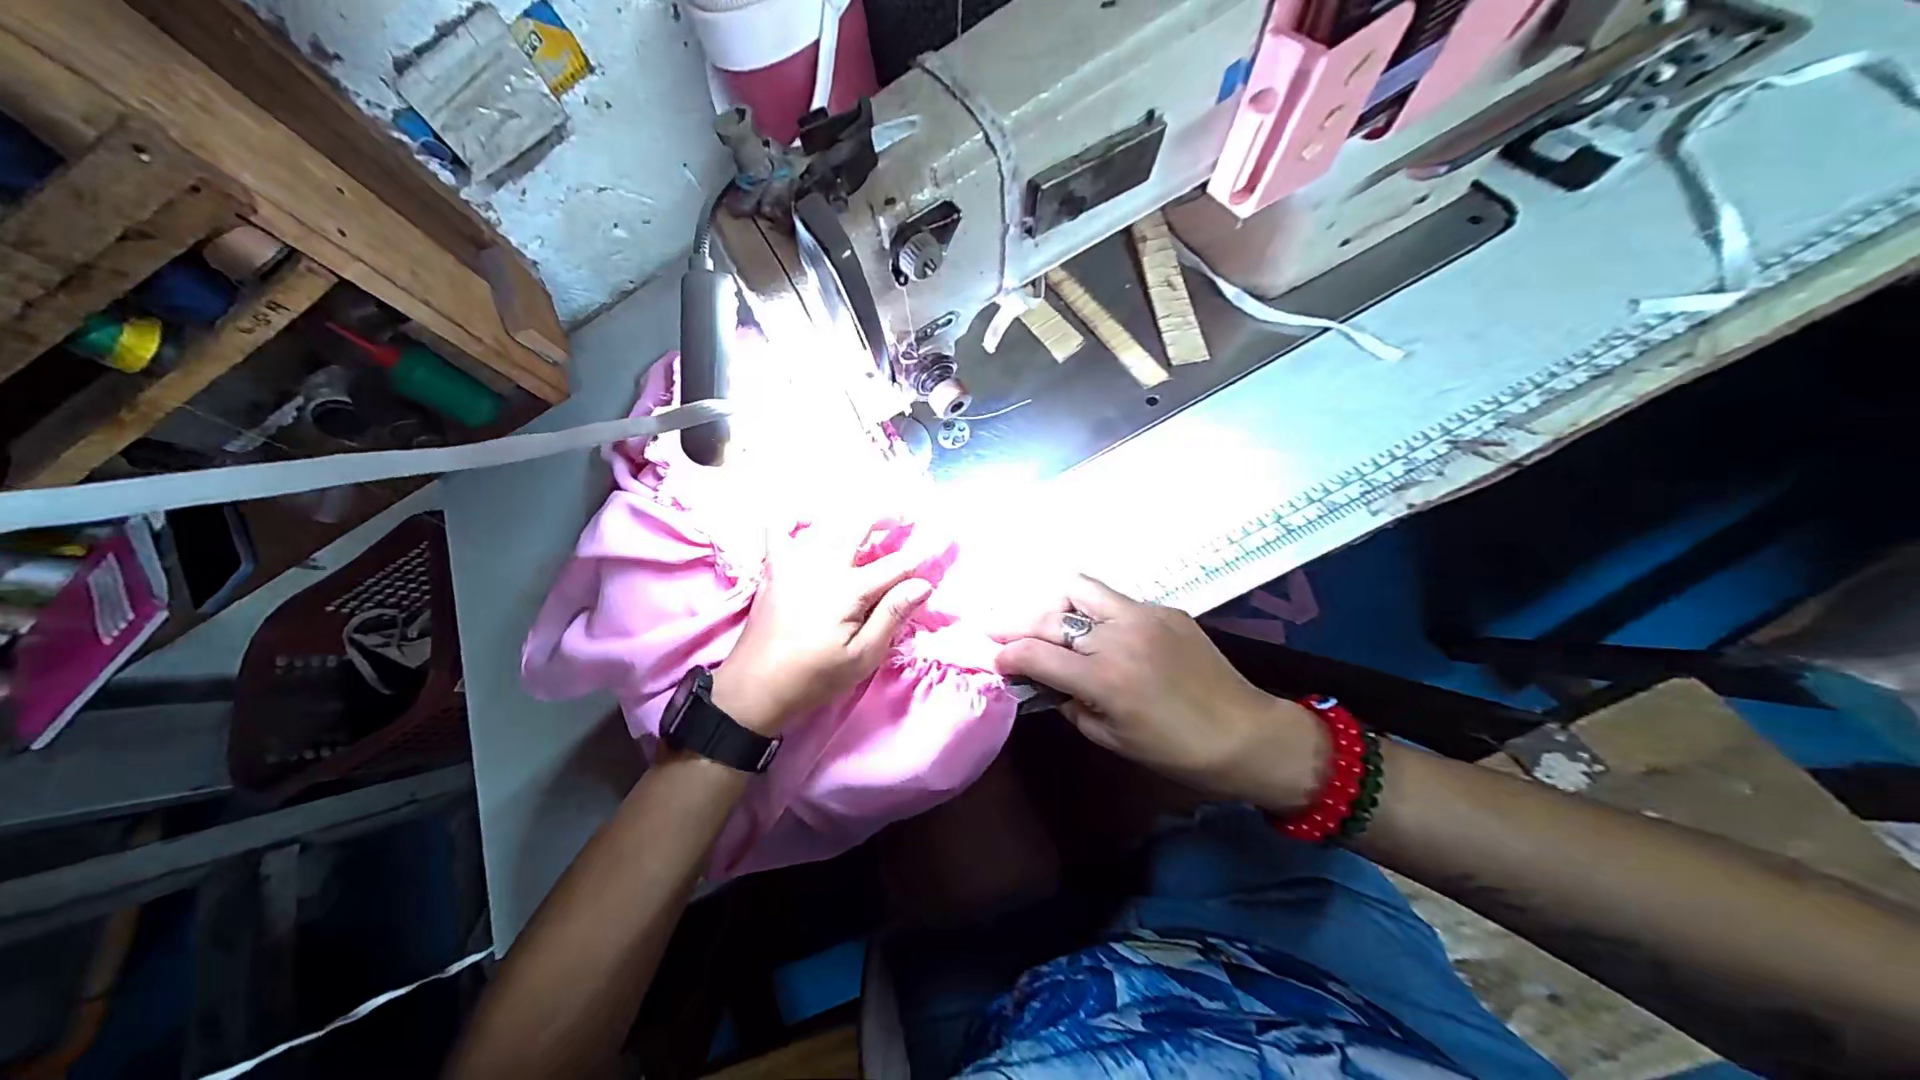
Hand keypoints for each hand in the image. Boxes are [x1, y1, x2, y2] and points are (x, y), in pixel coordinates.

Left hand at [711, 518, 933, 734]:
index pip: (897, 564)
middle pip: (860, 524)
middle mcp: (822, 565)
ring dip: (852, 512)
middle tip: (907, 516)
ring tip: (869, 516)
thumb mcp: (862, 656)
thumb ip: (892, 615)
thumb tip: (923, 584)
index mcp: (849, 589)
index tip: (946, 537)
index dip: (924, 551)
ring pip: (826, 519)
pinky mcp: (773, 566)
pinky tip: (812, 520)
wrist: (754, 688)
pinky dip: (796, 516)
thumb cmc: (814, 678)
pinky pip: (780, 527)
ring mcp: (794, 561)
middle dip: (888, 514)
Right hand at [993, 575, 1327, 810]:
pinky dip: (1095, 613)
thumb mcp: (1110, 738)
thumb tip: (1046, 682)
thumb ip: (1070, 704)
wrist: (1244, 734)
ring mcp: (1143, 616)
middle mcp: (1118, 638)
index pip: (1035, 654)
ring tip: (1047, 620)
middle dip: (1015, 624)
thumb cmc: (1174, 751)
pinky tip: (1097, 631)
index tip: (994, 658)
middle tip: (997, 629)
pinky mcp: (1165, 609)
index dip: (1006, 654)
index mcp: (1103, 679)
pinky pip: (1116, 601)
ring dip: (1054, 604)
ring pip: (1080, 589)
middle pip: (1049, 617)